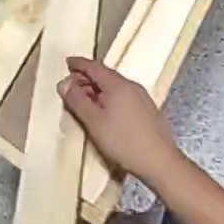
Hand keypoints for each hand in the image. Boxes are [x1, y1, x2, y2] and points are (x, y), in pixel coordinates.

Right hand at [57, 57, 183, 182]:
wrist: (160, 161)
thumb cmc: (123, 141)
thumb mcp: (94, 122)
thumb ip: (77, 101)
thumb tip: (63, 83)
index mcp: (117, 84)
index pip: (94, 66)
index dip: (79, 64)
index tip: (67, 62)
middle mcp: (131, 85)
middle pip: (105, 75)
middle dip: (86, 78)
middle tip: (70, 87)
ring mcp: (141, 97)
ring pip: (114, 86)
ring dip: (97, 90)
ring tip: (84, 101)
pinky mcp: (147, 109)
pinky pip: (122, 96)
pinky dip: (108, 98)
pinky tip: (104, 112)